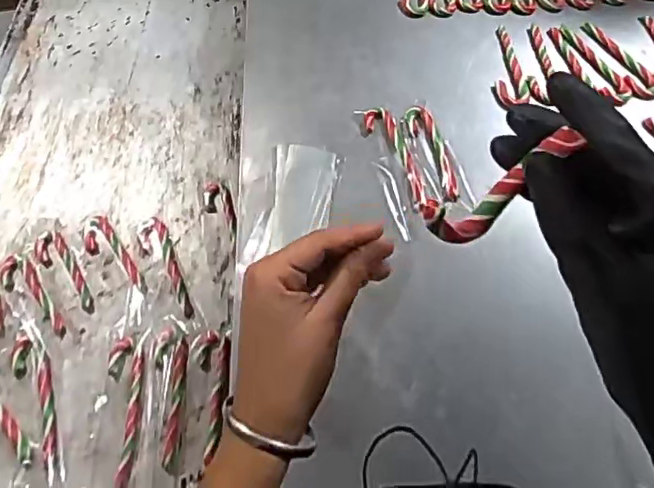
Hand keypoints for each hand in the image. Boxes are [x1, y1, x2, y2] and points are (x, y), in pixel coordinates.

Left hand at [232, 224, 394, 442]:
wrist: (267, 422)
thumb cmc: (295, 370)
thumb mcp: (326, 321)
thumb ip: (349, 278)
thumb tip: (375, 246)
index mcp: (270, 270)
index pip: (317, 243)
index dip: (352, 235)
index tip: (383, 230)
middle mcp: (265, 272)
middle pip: (315, 252)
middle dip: (351, 250)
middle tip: (387, 251)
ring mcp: (269, 289)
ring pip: (314, 267)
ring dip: (345, 266)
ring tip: (381, 266)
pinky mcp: (276, 304)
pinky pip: (308, 283)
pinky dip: (333, 282)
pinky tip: (358, 280)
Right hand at [492, 74, 653, 487]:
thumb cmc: (649, 356)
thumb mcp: (601, 283)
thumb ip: (567, 217)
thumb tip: (536, 161)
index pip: (630, 156)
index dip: (589, 115)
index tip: (555, 81)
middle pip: (612, 166)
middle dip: (560, 138)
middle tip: (511, 116)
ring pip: (601, 188)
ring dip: (555, 166)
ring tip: (503, 148)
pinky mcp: (639, 254)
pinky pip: (600, 214)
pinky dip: (564, 198)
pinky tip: (529, 182)